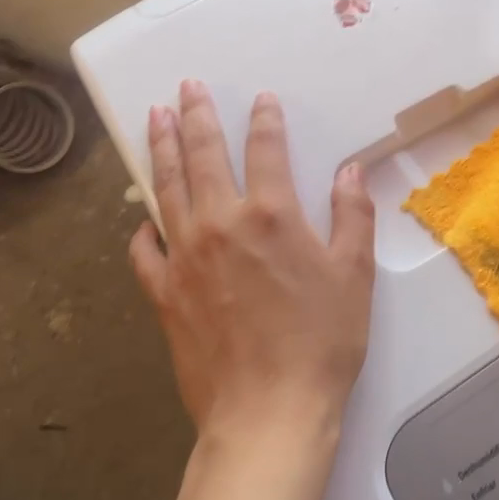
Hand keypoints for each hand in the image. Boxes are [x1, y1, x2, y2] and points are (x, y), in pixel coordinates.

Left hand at [129, 81, 376, 447]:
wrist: (268, 412)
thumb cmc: (321, 343)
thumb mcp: (354, 275)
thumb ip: (352, 215)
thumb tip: (349, 169)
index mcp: (270, 214)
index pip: (265, 149)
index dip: (265, 119)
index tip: (261, 99)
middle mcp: (220, 223)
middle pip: (204, 156)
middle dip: (197, 116)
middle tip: (187, 87)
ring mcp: (184, 257)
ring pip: (167, 188)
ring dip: (162, 149)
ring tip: (156, 118)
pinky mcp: (163, 292)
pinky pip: (144, 249)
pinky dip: (144, 227)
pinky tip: (145, 217)